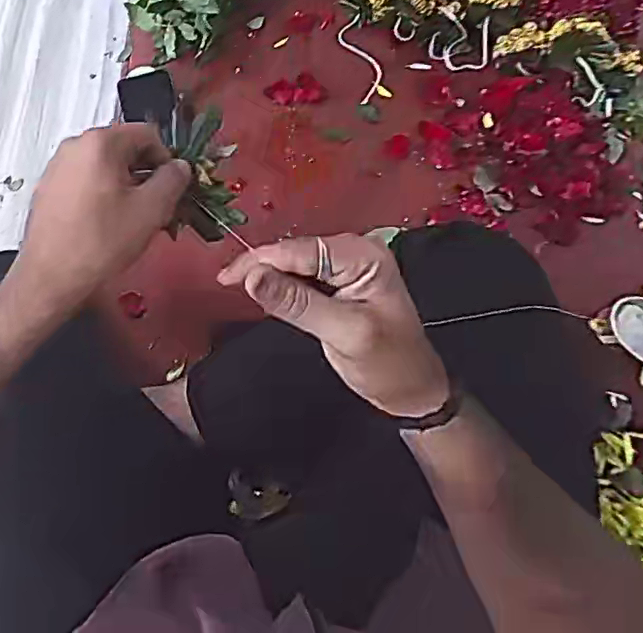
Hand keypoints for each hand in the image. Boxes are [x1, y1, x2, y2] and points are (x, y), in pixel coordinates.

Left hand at [15, 123, 189, 312]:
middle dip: (147, 173)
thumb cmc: (101, 243)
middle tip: (160, 205)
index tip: (173, 186)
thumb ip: (173, 180)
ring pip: (106, 166)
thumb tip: (179, 167)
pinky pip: (86, 180)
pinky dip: (104, 193)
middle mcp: (75, 146)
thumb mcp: (151, 210)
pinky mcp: (48, 189)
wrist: (49, 280)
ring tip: (136, 218)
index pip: (147, 134)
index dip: (167, 158)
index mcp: (100, 143)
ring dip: (127, 185)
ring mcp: (58, 167)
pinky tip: (110, 223)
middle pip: (125, 148)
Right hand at [219, 234, 450, 417]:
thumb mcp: (344, 334)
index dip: (262, 259)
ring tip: (234, 284)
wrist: (415, 391)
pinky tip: (262, 290)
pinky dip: (280, 283)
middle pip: (296, 251)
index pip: (302, 250)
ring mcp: (347, 265)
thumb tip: (252, 276)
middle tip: (226, 282)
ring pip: (295, 262)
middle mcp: (355, 251)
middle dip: (261, 264)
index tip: (228, 277)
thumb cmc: (389, 365)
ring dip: (267, 272)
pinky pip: (302, 274)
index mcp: (363, 255)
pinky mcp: (339, 281)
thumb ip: (297, 303)